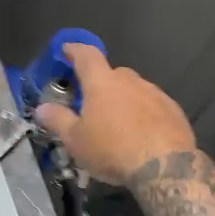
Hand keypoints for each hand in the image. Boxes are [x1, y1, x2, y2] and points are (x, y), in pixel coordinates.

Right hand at [33, 43, 195, 182]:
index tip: (66, 49)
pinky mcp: (173, 110)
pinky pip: (151, 104)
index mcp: (102, 84)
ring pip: (134, 89)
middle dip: (101, 83)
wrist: (163, 166)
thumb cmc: (111, 150)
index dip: (75, 50)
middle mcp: (130, 81)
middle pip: (113, 74)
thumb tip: (42, 108)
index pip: (87, 56)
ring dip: (123, 99)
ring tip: (116, 123)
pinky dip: (141, 112)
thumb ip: (58, 120)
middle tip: (91, 102)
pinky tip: (138, 132)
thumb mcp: (75, 140)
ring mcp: (155, 94)